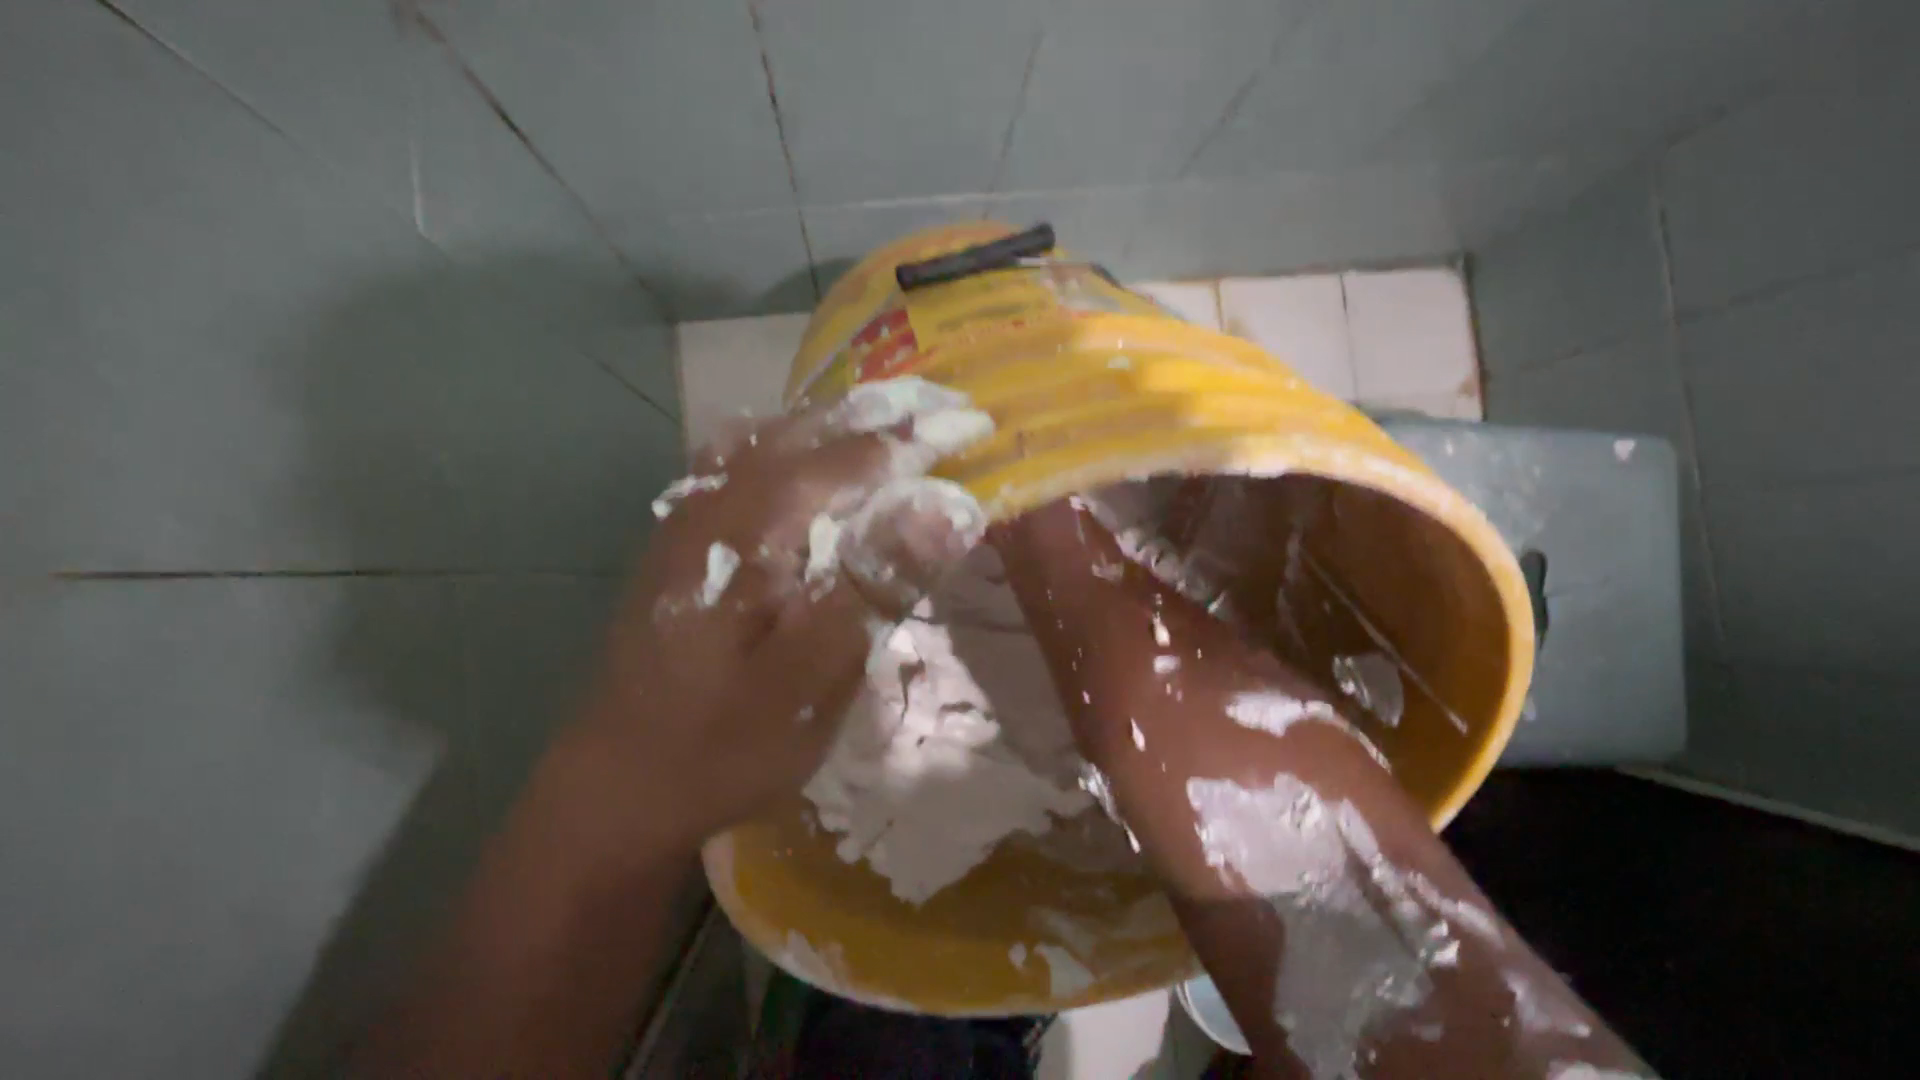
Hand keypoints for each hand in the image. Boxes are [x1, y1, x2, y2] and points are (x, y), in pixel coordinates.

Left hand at [578, 378, 994, 854]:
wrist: (619, 786)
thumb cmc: (725, 741)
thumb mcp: (814, 675)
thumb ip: (878, 583)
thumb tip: (949, 506)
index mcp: (748, 528)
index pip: (849, 459)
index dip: (917, 439)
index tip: (976, 424)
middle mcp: (713, 504)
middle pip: (803, 431)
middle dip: (877, 414)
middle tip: (941, 406)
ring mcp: (688, 521)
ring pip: (766, 440)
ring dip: (831, 424)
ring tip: (887, 419)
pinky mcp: (682, 546)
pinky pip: (741, 466)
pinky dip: (790, 448)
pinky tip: (809, 464)